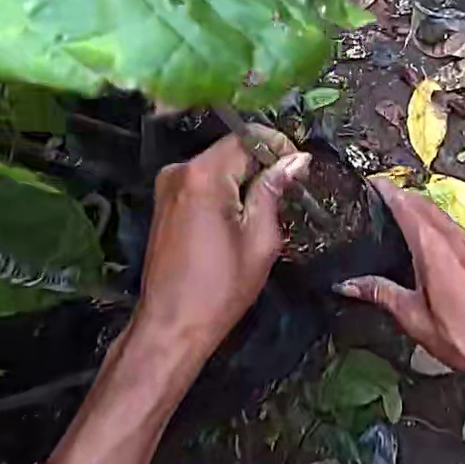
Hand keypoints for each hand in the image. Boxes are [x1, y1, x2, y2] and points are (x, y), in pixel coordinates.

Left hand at [45, 127, 306, 463]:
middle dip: (262, 162)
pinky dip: (225, 188)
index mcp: (204, 175)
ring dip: (244, 176)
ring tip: (270, 203)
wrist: (172, 325)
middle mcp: (180, 170)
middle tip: (290, 187)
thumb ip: (274, 190)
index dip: (277, 146)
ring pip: (218, 164)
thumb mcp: (260, 239)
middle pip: (231, 149)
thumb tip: (296, 158)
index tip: (299, 166)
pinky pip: (203, 180)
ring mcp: (167, 185)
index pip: (247, 138)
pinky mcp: (164, 201)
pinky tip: (241, 213)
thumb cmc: (221, 287)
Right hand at [337, 180, 464, 421]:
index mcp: (434, 248)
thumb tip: (348, 285)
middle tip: (379, 198)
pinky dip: (437, 222)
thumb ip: (381, 293)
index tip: (371, 182)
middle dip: (401, 195)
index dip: (387, 189)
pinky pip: (456, 226)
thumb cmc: (464, 339)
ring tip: (400, 215)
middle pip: (424, 203)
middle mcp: (456, 238)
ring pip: (442, 213)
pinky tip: (430, 240)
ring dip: (420, 207)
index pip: (406, 205)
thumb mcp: (414, 318)